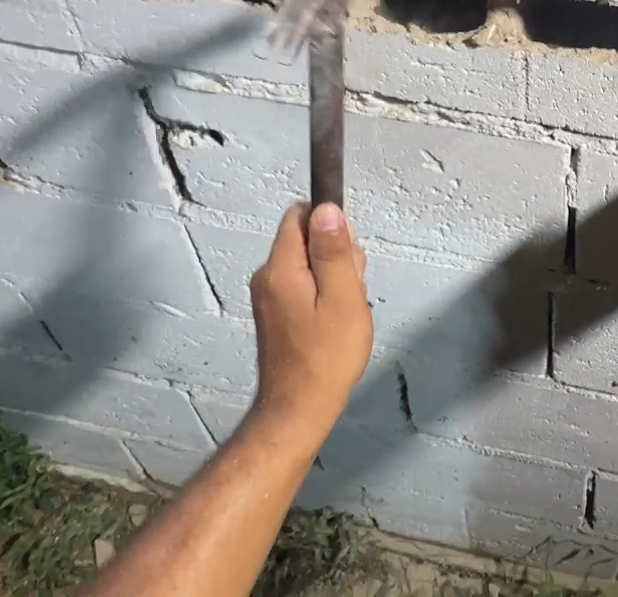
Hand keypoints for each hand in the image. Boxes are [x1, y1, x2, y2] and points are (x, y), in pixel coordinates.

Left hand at [246, 202, 372, 435]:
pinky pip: (305, 283)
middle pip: (308, 237)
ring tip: (344, 311)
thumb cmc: (327, 354)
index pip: (301, 214)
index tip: (347, 256)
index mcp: (280, 267)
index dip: (330, 224)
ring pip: (310, 261)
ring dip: (335, 277)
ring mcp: (270, 295)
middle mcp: (268, 275)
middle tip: (349, 292)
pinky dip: (325, 294)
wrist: (299, 409)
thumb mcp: (342, 298)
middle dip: (337, 255)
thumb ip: (334, 251)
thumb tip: (327, 208)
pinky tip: (335, 321)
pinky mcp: (276, 312)